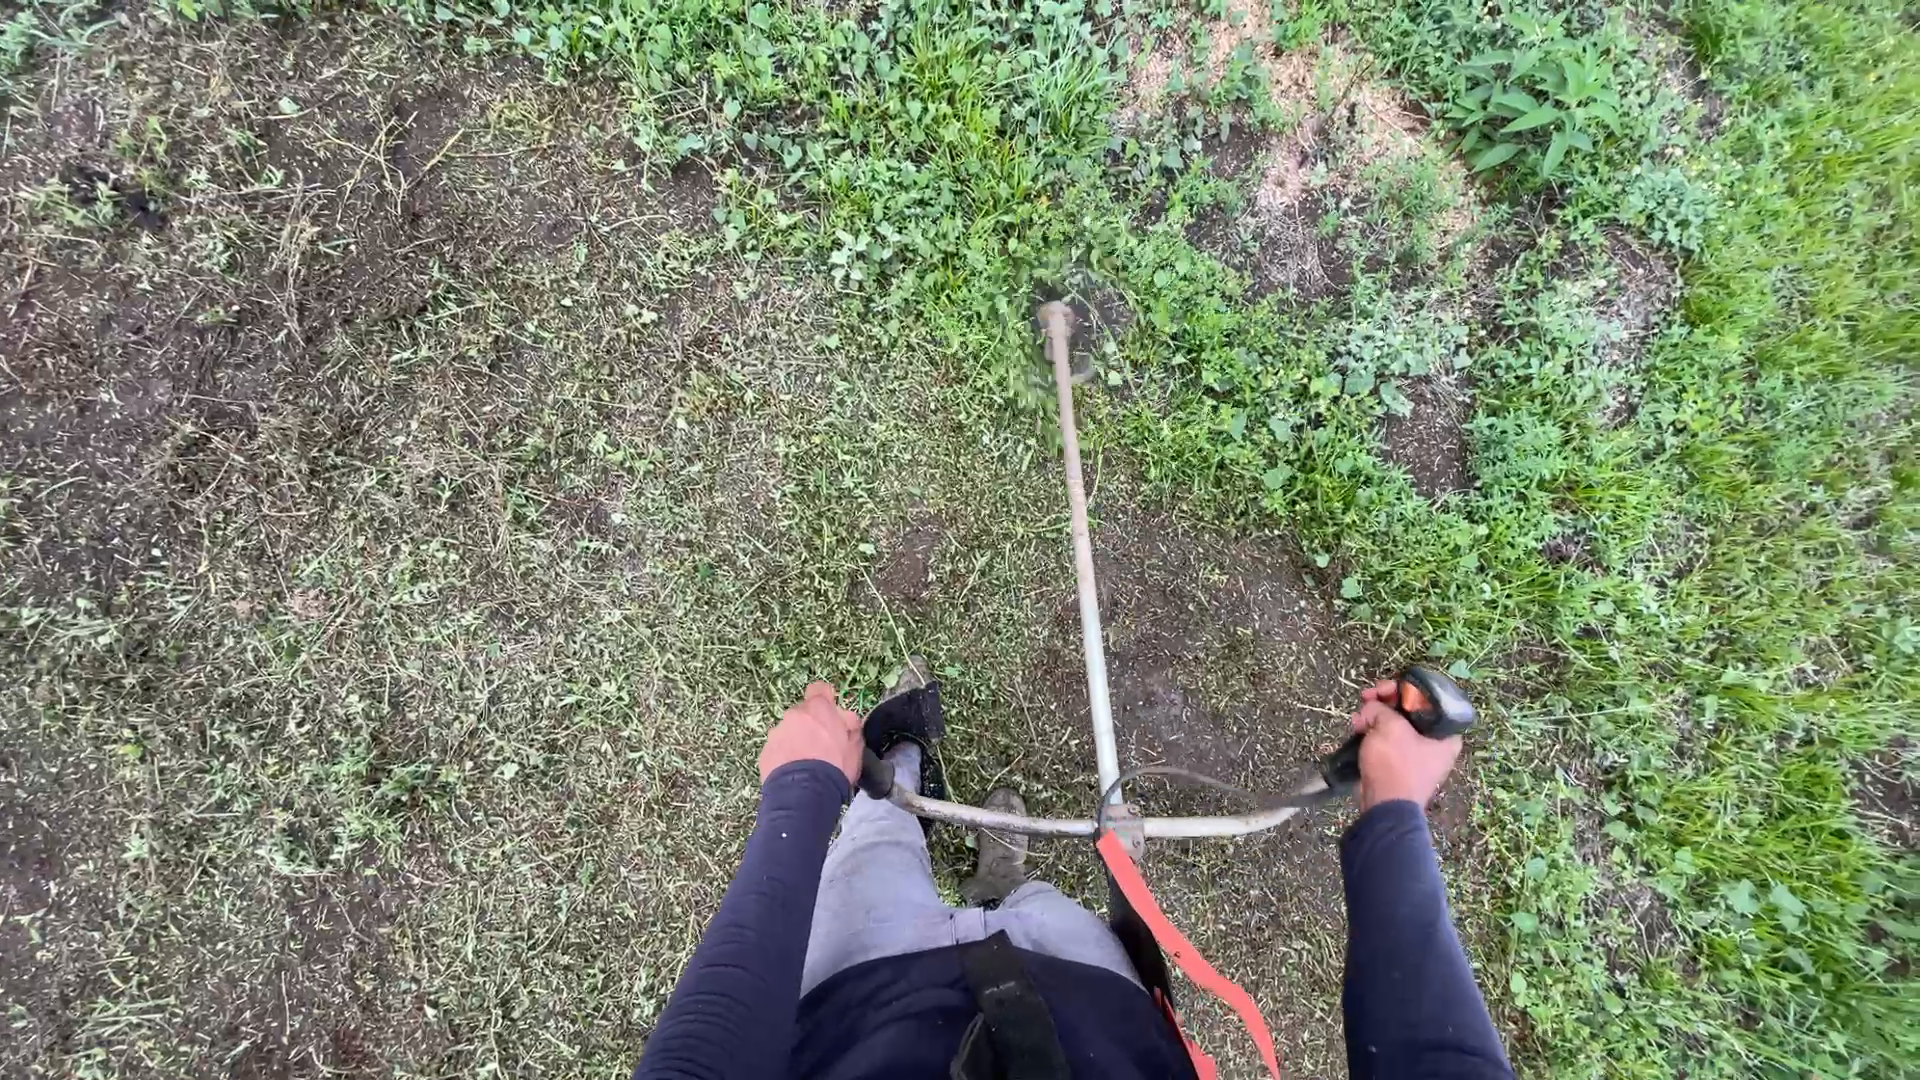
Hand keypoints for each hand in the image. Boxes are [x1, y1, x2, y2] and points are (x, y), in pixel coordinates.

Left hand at [759, 682, 863, 784]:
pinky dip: (784, 757)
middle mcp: (794, 714)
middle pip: (803, 713)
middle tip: (820, 747)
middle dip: (810, 725)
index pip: (819, 689)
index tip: (829, 712)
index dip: (825, 698)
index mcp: (818, 708)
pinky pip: (777, 749)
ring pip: (788, 731)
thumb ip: (850, 726)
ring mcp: (777, 733)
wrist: (805, 795)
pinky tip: (793, 774)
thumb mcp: (855, 746)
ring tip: (805, 765)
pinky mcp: (765, 752)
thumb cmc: (835, 766)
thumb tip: (846, 718)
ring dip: (795, 742)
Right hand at [1351, 679, 1461, 810]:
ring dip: (1373, 717)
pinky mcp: (1401, 761)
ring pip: (1395, 723)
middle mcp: (1436, 741)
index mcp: (1446, 733)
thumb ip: (1381, 708)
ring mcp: (1418, 753)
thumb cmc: (1396, 763)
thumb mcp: (1389, 727)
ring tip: (1357, 720)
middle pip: (1409, 709)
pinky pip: (1388, 738)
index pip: (1427, 699)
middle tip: (1365, 698)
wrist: (1386, 804)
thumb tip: (1371, 709)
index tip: (1381, 690)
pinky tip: (1358, 729)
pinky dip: (1373, 731)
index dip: (1402, 689)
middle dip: (1383, 703)